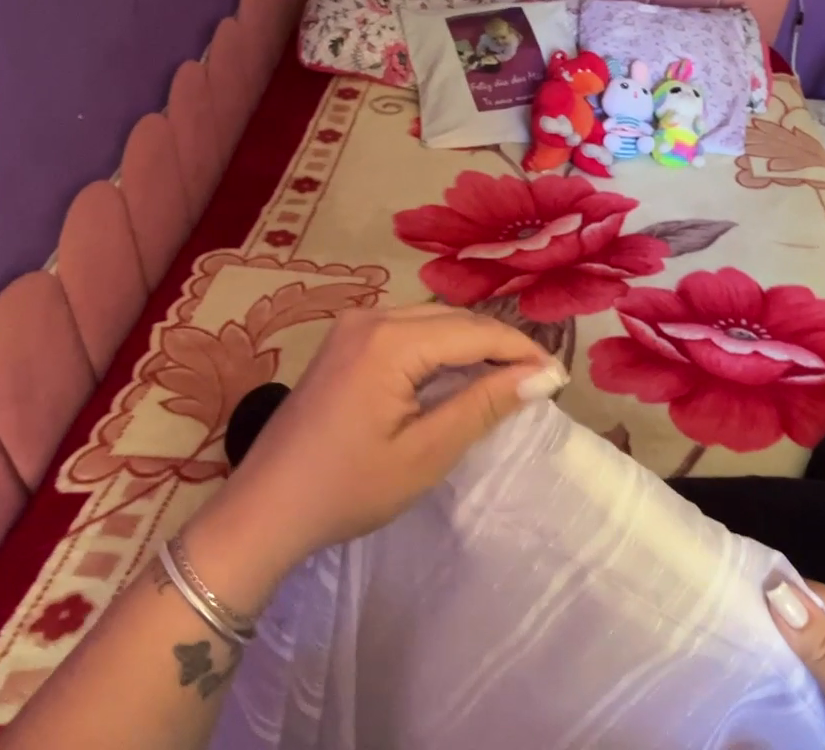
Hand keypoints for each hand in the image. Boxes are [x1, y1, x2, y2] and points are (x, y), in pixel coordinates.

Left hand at [202, 304, 564, 570]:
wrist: (265, 508)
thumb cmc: (346, 489)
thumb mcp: (425, 453)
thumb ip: (484, 405)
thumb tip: (542, 375)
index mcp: (389, 340)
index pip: (474, 332)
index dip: (521, 350)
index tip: (559, 377)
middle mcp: (370, 316)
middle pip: (452, 318)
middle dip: (497, 344)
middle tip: (537, 380)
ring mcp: (351, 325)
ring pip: (430, 319)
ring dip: (469, 343)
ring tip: (504, 378)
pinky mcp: (342, 340)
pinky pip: (405, 328)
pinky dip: (438, 346)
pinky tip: (454, 373)